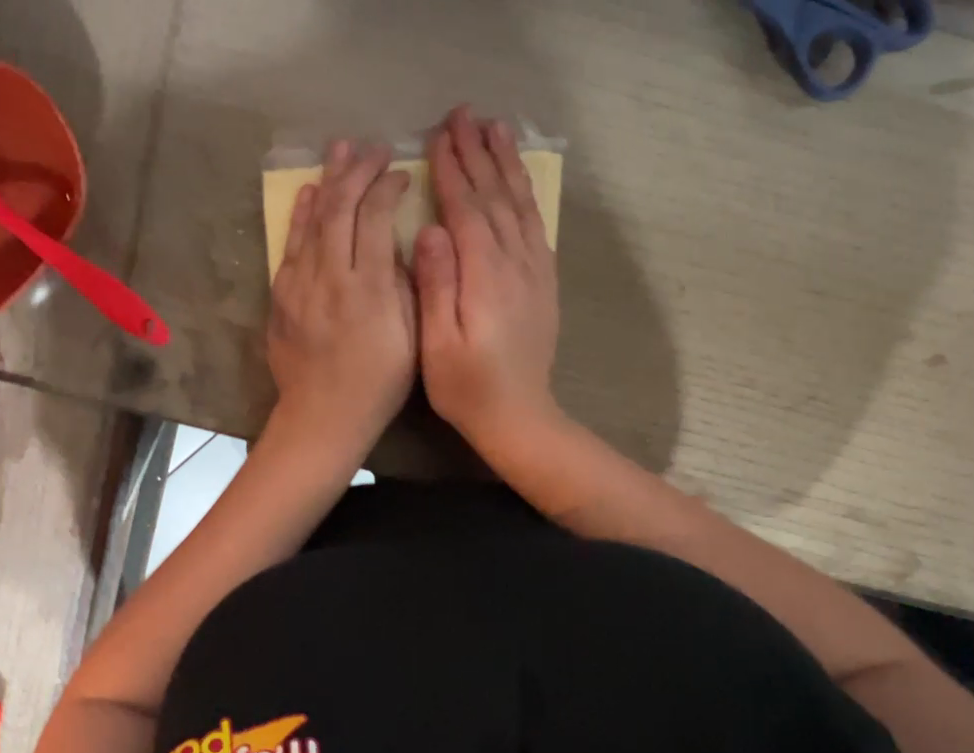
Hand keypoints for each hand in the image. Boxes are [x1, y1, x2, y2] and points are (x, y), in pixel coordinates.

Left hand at [265, 141, 416, 456]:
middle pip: (341, 208)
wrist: (322, 417)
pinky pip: (290, 246)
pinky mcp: (281, 298)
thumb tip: (402, 242)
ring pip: (312, 221)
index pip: (376, 216)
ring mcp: (300, 286)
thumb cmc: (378, 384)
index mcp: (369, 288)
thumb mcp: (411, 337)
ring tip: (341, 150)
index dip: (389, 186)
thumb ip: (407, 285)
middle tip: (374, 149)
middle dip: (359, 171)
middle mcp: (331, 278)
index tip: (402, 174)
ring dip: (328, 182)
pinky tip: (310, 195)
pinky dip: (301, 217)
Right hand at [415, 106, 563, 450]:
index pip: (466, 209)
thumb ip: (436, 286)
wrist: (519, 416)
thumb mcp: (438, 344)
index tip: (436, 136)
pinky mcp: (543, 282)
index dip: (451, 170)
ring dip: (506, 164)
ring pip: (520, 204)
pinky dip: (524, 194)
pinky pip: (535, 224)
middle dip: (478, 153)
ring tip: (495, 129)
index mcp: (485, 276)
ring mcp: (535, 271)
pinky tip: (517, 181)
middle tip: (463, 115)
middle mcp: (516, 263)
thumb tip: (430, 231)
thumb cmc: (467, 387)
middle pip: (496, 196)